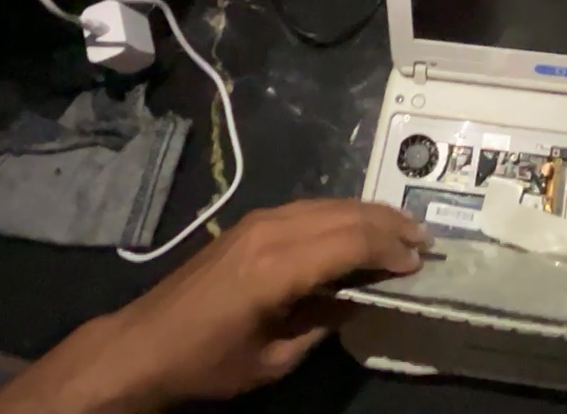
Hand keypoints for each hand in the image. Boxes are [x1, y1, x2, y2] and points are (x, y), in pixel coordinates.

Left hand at [0, 200, 428, 412]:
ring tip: (403, 228)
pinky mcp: (256, 219)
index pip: (351, 243)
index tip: (418, 263)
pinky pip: (314, 206)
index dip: (389, 251)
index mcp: (278, 268)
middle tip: (425, 239)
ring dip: (372, 214)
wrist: (141, 344)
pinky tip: (360, 224)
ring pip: (333, 204)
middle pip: (348, 215)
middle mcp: (275, 230)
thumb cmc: (206, 363)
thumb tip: (360, 298)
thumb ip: (322, 324)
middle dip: (391, 225)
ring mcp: (264, 219)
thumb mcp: (272, 360)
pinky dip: (346, 213)